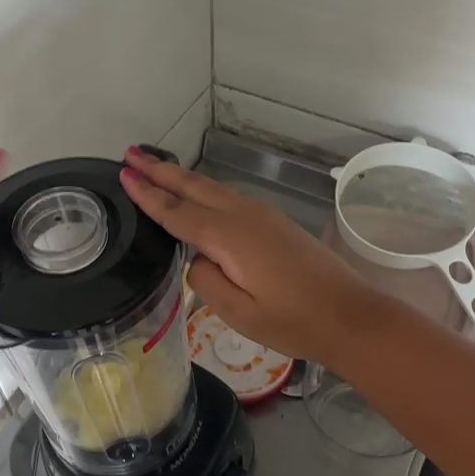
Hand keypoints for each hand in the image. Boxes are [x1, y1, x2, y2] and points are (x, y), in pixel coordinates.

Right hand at [120, 146, 391, 368]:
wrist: (350, 316)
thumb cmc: (294, 322)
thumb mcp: (239, 313)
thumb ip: (206, 281)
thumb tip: (199, 260)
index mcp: (230, 237)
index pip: (178, 212)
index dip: (149, 195)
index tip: (124, 174)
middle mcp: (245, 216)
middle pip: (195, 188)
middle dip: (161, 171)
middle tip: (130, 153)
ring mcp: (263, 216)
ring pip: (213, 189)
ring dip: (182, 178)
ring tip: (155, 169)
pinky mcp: (275, 223)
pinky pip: (229, 199)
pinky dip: (204, 191)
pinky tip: (197, 196)